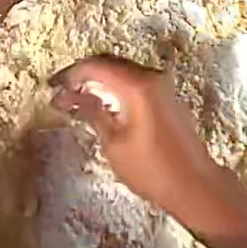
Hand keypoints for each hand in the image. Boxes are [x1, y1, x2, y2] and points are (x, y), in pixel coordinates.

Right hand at [51, 57, 246, 237]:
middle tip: (60, 91)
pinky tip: (100, 103)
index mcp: (137, 84)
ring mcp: (161, 83)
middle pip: (109, 63)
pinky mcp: (165, 95)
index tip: (52, 86)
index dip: (71, 74)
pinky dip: (114, 86)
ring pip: (121, 70)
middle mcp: (150, 76)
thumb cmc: (152, 169)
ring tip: (74, 99)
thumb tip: (69, 96)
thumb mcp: (114, 143)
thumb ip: (92, 112)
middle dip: (82, 74)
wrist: (194, 184)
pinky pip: (133, 80)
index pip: (96, 66)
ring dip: (98, 80)